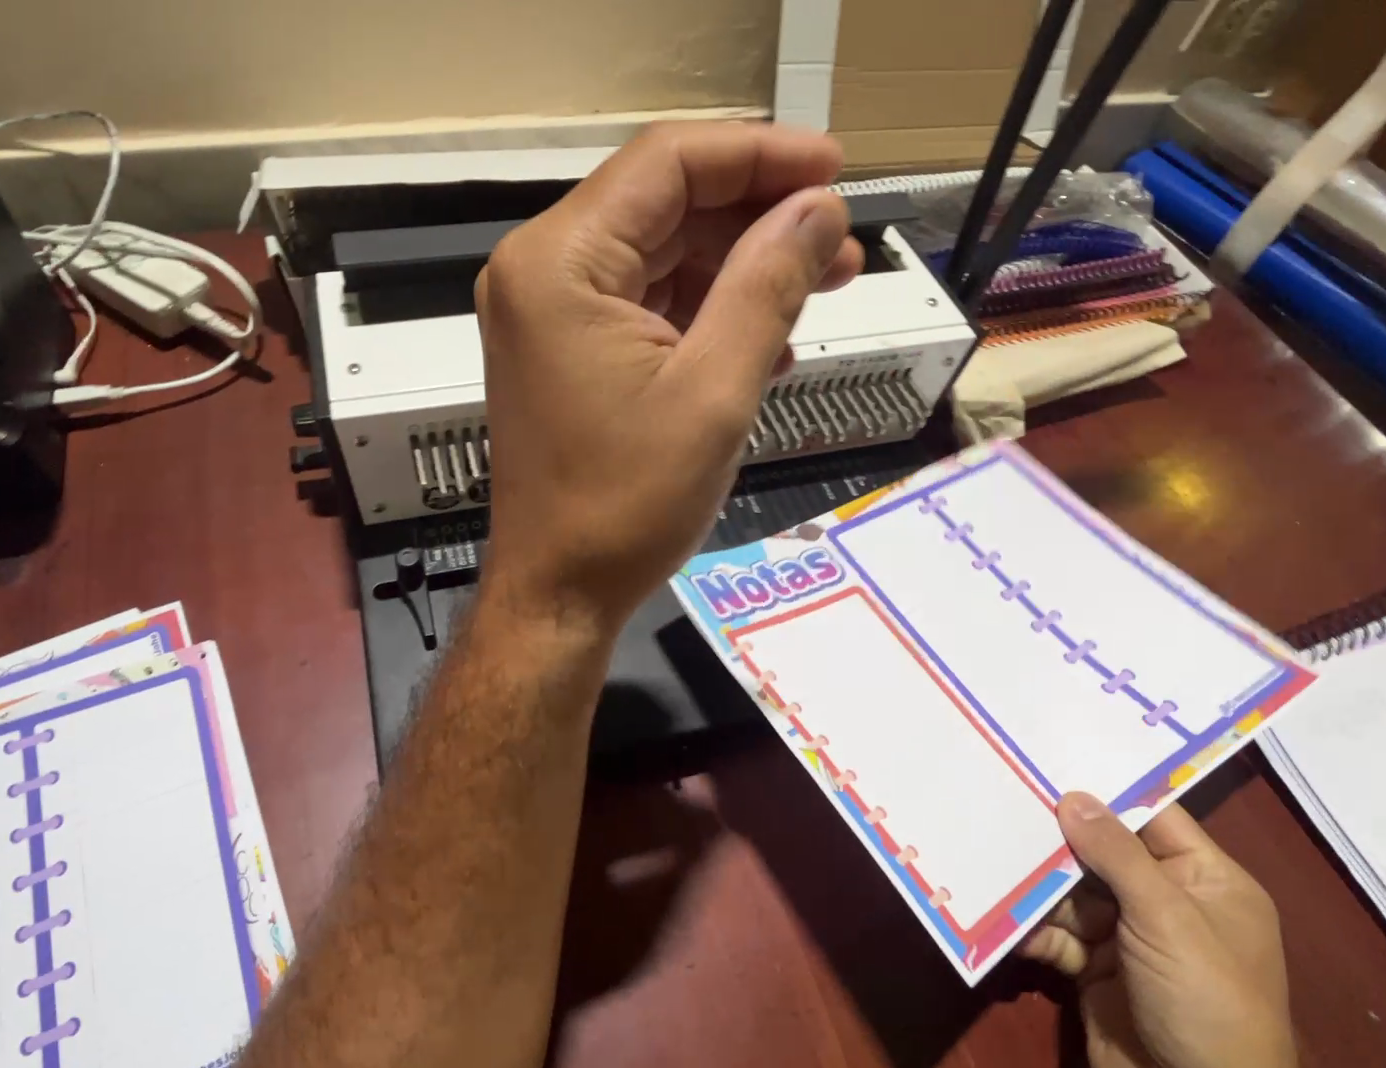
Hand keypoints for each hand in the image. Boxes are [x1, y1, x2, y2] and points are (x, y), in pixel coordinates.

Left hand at [474, 122, 862, 632]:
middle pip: (665, 204)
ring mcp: (551, 314)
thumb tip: (819, 211)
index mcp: (559, 265)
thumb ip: (768, 287)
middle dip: (759, 217)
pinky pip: (648, 305)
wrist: (558, 593)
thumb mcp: (714, 393)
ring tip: (826, 283)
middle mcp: (543, 273)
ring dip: (742, 266)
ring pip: (662, 255)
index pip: (667, 163)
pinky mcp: (569, 352)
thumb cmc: (625, 507)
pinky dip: (707, 311)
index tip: (836, 170)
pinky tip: (770, 338)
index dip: (759, 155)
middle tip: (842, 242)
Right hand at [1020, 794, 1299, 1067]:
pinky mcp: (1095, 968)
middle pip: (1102, 853)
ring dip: (1037, 884)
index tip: (1052, 757)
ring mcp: (1129, 937)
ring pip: (1071, 891)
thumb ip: (1118, 854)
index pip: (1154, 818)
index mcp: (1207, 883)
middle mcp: (1168, 903)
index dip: (1107, 791)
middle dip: (1057, 836)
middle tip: (1005, 799)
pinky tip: (1002, 917)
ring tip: (993, 856)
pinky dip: (1031, 926)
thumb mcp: (1169, 920)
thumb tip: (1072, 794)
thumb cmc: (1206, 1001)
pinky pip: (1056, 932)